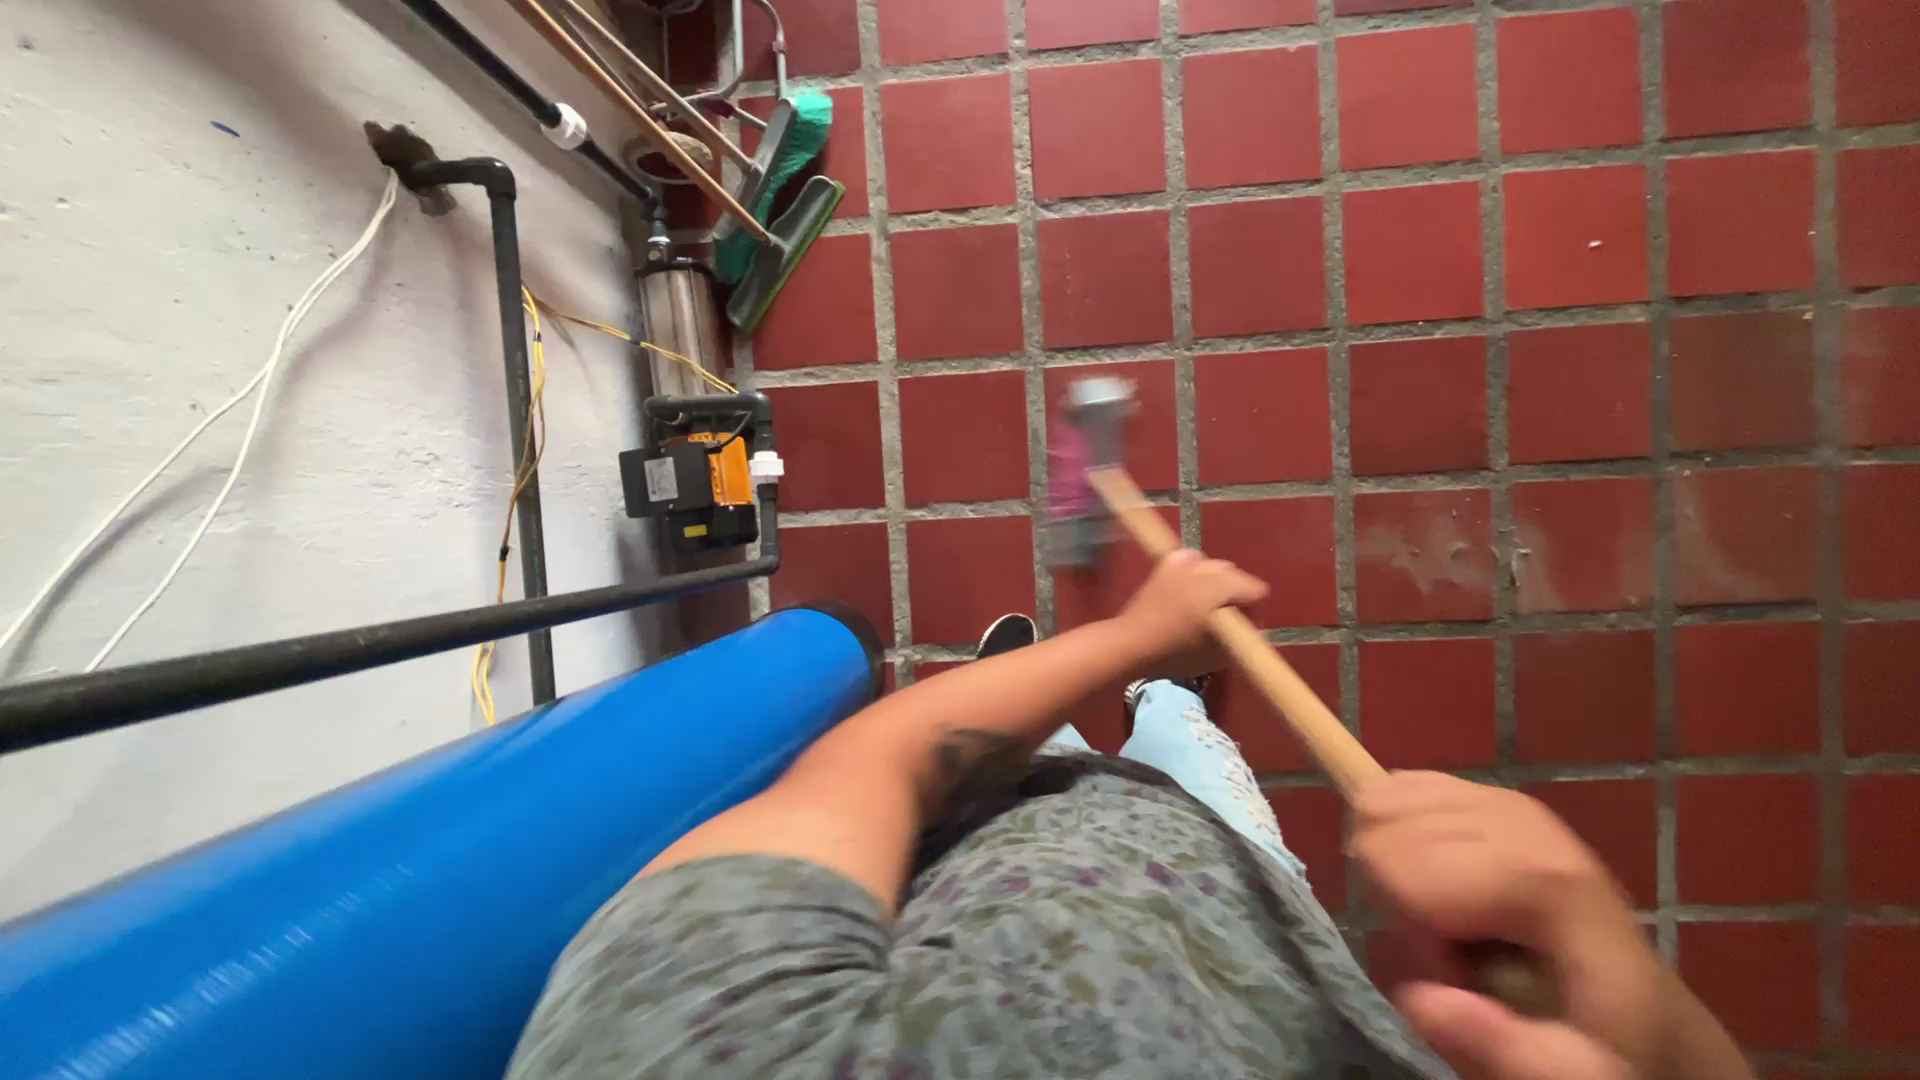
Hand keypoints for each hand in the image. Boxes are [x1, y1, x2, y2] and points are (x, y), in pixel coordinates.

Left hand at [1113, 548, 1266, 676]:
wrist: (1132, 643)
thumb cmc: (1176, 653)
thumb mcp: (1218, 657)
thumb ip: (1244, 643)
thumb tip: (1255, 633)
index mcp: (1222, 589)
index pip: (1256, 591)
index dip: (1254, 612)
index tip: (1243, 630)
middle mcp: (1206, 570)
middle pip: (1236, 575)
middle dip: (1236, 596)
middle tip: (1225, 620)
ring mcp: (1183, 564)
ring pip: (1213, 565)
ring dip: (1216, 583)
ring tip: (1205, 605)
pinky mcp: (1165, 566)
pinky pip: (1190, 558)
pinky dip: (1195, 568)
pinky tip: (1190, 585)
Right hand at [1352, 772, 1680, 1079]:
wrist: (1641, 1006)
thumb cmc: (1600, 1045)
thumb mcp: (1567, 1075)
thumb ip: (1499, 1047)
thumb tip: (1418, 998)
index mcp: (1541, 879)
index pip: (1395, 855)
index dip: (1405, 919)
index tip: (1458, 969)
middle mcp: (1520, 820)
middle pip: (1381, 821)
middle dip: (1395, 886)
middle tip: (1454, 942)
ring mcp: (1503, 797)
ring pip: (1381, 800)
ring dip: (1395, 859)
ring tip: (1449, 909)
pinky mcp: (1488, 791)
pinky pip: (1398, 784)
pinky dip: (1397, 828)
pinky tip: (1436, 869)